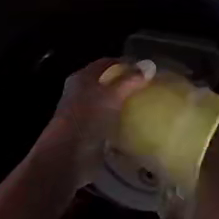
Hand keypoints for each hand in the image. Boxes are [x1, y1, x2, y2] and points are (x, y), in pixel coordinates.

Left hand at [31, 57, 154, 189]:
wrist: (68, 156)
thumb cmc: (87, 117)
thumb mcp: (112, 95)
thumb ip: (130, 80)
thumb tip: (150, 65)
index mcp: (82, 78)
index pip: (105, 63)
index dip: (124, 62)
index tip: (144, 69)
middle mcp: (80, 93)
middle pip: (105, 83)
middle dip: (125, 84)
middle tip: (147, 87)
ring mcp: (83, 114)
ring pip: (106, 103)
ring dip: (123, 104)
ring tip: (144, 106)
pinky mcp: (88, 133)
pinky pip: (107, 122)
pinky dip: (120, 122)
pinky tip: (135, 125)